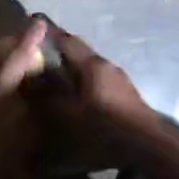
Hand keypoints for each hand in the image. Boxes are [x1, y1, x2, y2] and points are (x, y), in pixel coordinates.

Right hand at [39, 24, 178, 155]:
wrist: (146, 142)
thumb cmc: (103, 125)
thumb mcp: (67, 112)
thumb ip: (47, 95)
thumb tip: (31, 81)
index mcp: (91, 64)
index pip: (66, 40)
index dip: (48, 36)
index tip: (33, 37)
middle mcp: (107, 65)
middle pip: (79, 54)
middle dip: (59, 57)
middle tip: (40, 67)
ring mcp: (120, 79)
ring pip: (91, 69)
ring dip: (74, 73)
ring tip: (57, 85)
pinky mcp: (127, 94)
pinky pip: (100, 82)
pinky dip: (86, 85)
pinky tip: (79, 100)